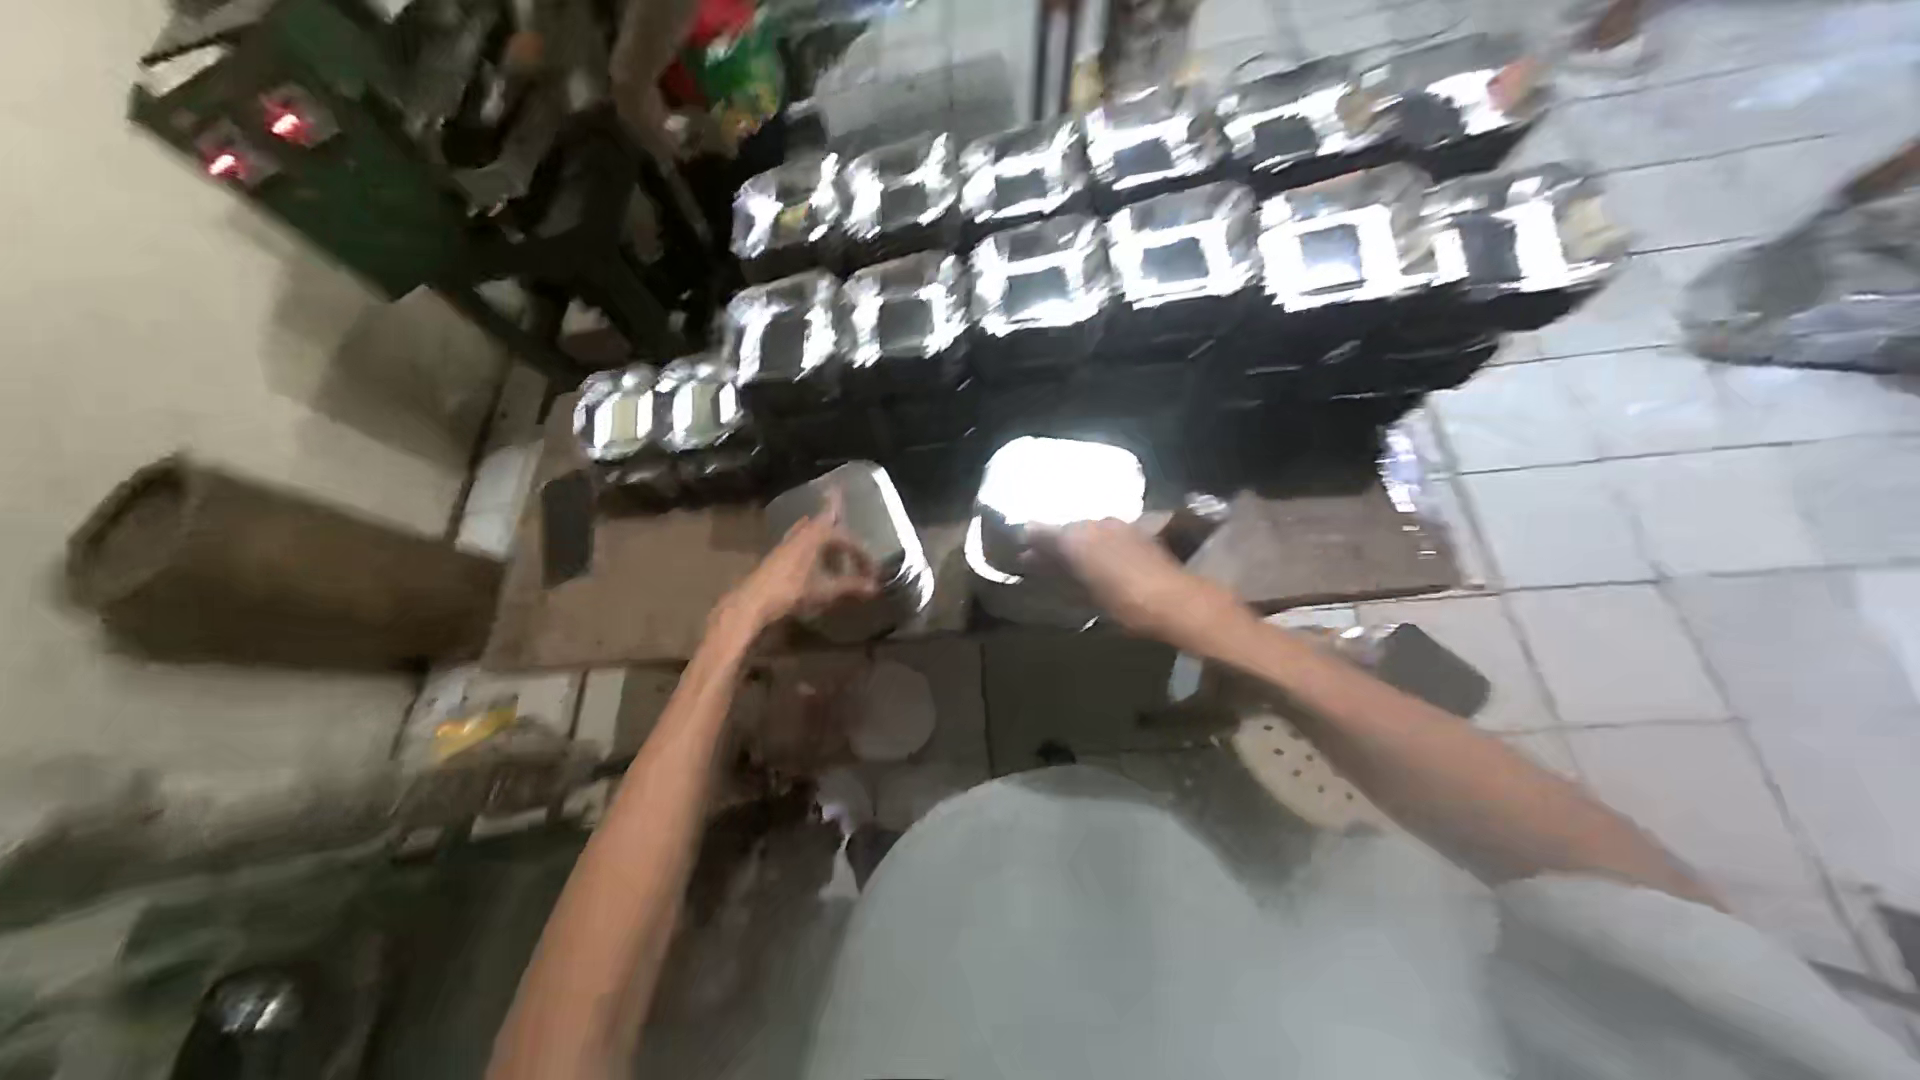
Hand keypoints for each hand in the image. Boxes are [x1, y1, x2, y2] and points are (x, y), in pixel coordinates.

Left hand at [718, 494, 879, 633]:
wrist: (753, 601)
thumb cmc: (791, 591)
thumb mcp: (825, 590)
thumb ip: (850, 586)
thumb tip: (874, 586)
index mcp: (815, 536)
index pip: (845, 537)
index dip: (860, 552)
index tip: (872, 568)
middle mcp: (801, 534)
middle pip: (821, 519)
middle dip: (831, 509)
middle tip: (837, 496)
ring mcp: (787, 544)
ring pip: (807, 528)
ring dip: (819, 525)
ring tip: (826, 520)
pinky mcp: (777, 556)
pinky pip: (799, 539)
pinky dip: (810, 538)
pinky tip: (809, 551)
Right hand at [1031, 519, 1243, 647]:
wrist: (1178, 602)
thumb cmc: (1125, 603)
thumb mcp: (1084, 590)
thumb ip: (1056, 567)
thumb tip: (1032, 553)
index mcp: (1077, 536)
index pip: (1042, 531)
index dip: (1031, 541)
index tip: (1021, 552)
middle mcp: (1097, 522)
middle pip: (1067, 529)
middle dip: (1055, 543)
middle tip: (1045, 562)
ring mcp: (1121, 524)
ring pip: (1089, 530)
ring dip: (1079, 544)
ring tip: (1073, 565)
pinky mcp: (1140, 532)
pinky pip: (1108, 534)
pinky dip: (1099, 546)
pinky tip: (1100, 563)